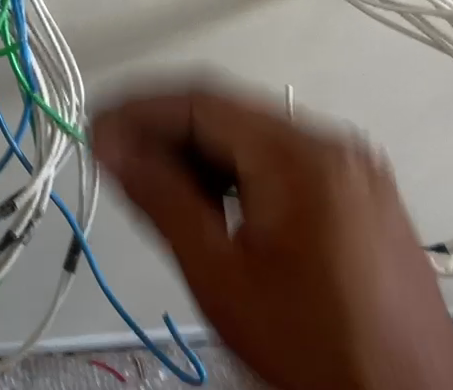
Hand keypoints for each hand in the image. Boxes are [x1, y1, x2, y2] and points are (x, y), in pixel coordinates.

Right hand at [91, 84, 452, 389]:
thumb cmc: (314, 350)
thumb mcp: (218, 273)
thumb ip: (158, 197)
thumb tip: (109, 146)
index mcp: (302, 156)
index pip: (200, 103)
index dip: (137, 110)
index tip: (94, 128)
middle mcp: (334, 148)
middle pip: (226, 115)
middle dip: (162, 133)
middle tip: (114, 159)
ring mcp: (353, 172)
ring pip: (251, 139)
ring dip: (195, 154)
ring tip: (150, 185)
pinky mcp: (358, 198)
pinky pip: (280, 163)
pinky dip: (233, 174)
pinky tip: (203, 203)